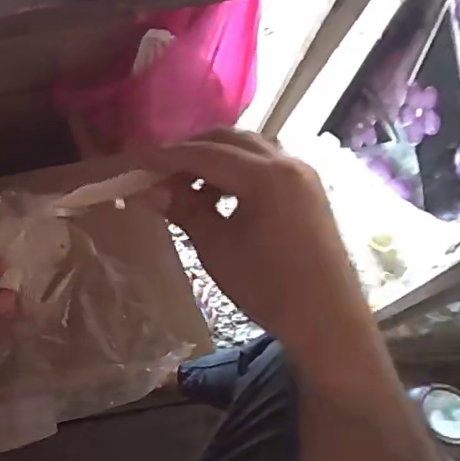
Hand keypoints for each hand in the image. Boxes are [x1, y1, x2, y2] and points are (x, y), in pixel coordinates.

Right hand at [139, 130, 368, 372]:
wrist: (326, 320)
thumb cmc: (268, 287)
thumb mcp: (217, 248)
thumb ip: (184, 211)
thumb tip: (147, 190)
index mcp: (266, 176)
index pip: (204, 154)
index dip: (164, 156)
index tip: (133, 159)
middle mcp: (287, 163)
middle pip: (228, 140)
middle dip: (189, 150)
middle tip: (156, 171)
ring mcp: (302, 174)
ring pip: (248, 149)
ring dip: (212, 159)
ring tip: (182, 185)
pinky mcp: (306, 189)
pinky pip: (263, 165)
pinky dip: (234, 171)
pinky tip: (215, 196)